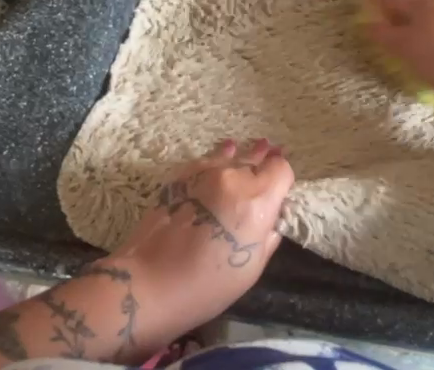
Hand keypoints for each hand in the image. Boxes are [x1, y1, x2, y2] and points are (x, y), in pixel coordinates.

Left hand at [95, 139, 293, 351]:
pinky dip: (221, 156)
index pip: (281, 170)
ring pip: (233, 155)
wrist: (150, 281)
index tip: (281, 188)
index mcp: (256, 202)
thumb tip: (273, 216)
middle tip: (272, 157)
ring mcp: (206, 172)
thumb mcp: (252, 269)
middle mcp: (234, 178)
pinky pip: (210, 158)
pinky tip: (227, 150)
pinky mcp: (183, 174)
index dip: (283, 177)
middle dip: (265, 163)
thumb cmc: (207, 286)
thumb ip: (268, 235)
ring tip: (256, 147)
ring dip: (245, 155)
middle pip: (257, 159)